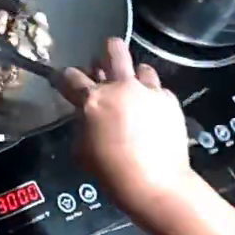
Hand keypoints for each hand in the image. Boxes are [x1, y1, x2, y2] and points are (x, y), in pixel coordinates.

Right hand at [61, 38, 200, 217]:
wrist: (156, 183)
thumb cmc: (111, 172)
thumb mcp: (82, 150)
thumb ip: (82, 125)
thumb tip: (87, 117)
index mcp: (93, 100)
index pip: (70, 76)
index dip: (64, 78)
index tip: (65, 81)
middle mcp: (120, 87)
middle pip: (113, 50)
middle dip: (106, 53)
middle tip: (103, 68)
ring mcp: (148, 91)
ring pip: (140, 67)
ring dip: (133, 77)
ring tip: (133, 92)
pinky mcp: (169, 100)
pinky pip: (158, 89)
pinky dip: (152, 97)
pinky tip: (151, 113)